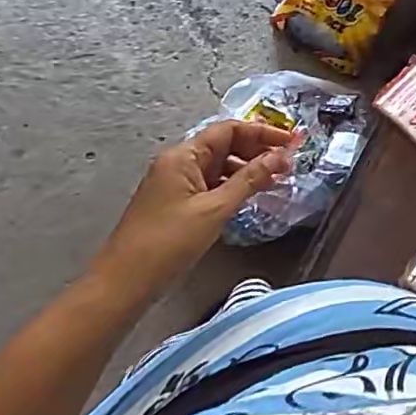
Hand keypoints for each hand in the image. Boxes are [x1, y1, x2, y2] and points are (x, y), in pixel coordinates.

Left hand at [91, 120, 292, 288]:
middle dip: (257, 149)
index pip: (229, 130)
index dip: (262, 133)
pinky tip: (251, 194)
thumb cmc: (167, 243)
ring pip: (219, 165)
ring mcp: (176, 183)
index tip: (291, 142)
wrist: (124, 284)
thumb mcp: (215, 209)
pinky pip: (211, 184)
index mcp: (183, 156)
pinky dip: (233, 185)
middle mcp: (178, 163)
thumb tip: (279, 156)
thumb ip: (250, 179)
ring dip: (248, 168)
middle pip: (224, 145)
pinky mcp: (177, 203)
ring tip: (276, 178)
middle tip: (288, 161)